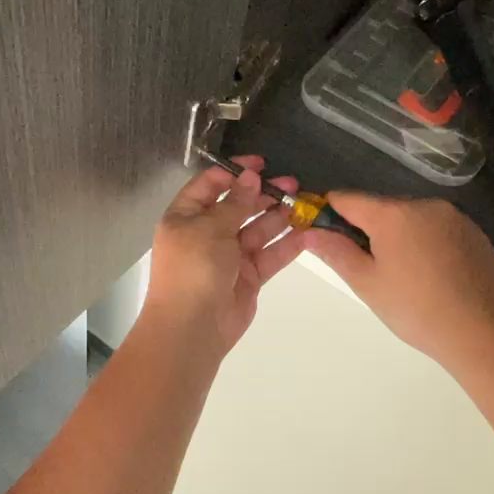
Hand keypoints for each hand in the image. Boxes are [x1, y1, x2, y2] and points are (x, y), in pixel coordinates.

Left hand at [142, 156, 302, 356]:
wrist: (192, 328)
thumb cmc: (193, 269)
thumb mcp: (210, 228)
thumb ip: (234, 202)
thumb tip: (249, 177)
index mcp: (185, 217)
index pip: (210, 185)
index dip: (234, 172)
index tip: (262, 164)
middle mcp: (206, 233)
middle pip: (238, 206)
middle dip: (263, 194)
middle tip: (292, 184)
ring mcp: (228, 256)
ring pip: (257, 230)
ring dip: (279, 216)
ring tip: (303, 202)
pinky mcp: (248, 277)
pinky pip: (269, 255)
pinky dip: (287, 244)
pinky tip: (307, 232)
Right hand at [301, 192, 493, 367]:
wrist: (485, 336)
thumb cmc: (417, 310)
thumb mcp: (367, 284)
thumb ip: (335, 251)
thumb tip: (308, 232)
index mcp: (393, 213)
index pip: (347, 199)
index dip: (329, 213)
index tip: (323, 235)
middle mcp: (424, 205)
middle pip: (381, 208)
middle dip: (367, 229)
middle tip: (368, 268)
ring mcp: (454, 218)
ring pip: (411, 219)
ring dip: (399, 237)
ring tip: (404, 276)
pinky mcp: (475, 234)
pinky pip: (437, 230)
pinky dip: (426, 244)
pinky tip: (433, 277)